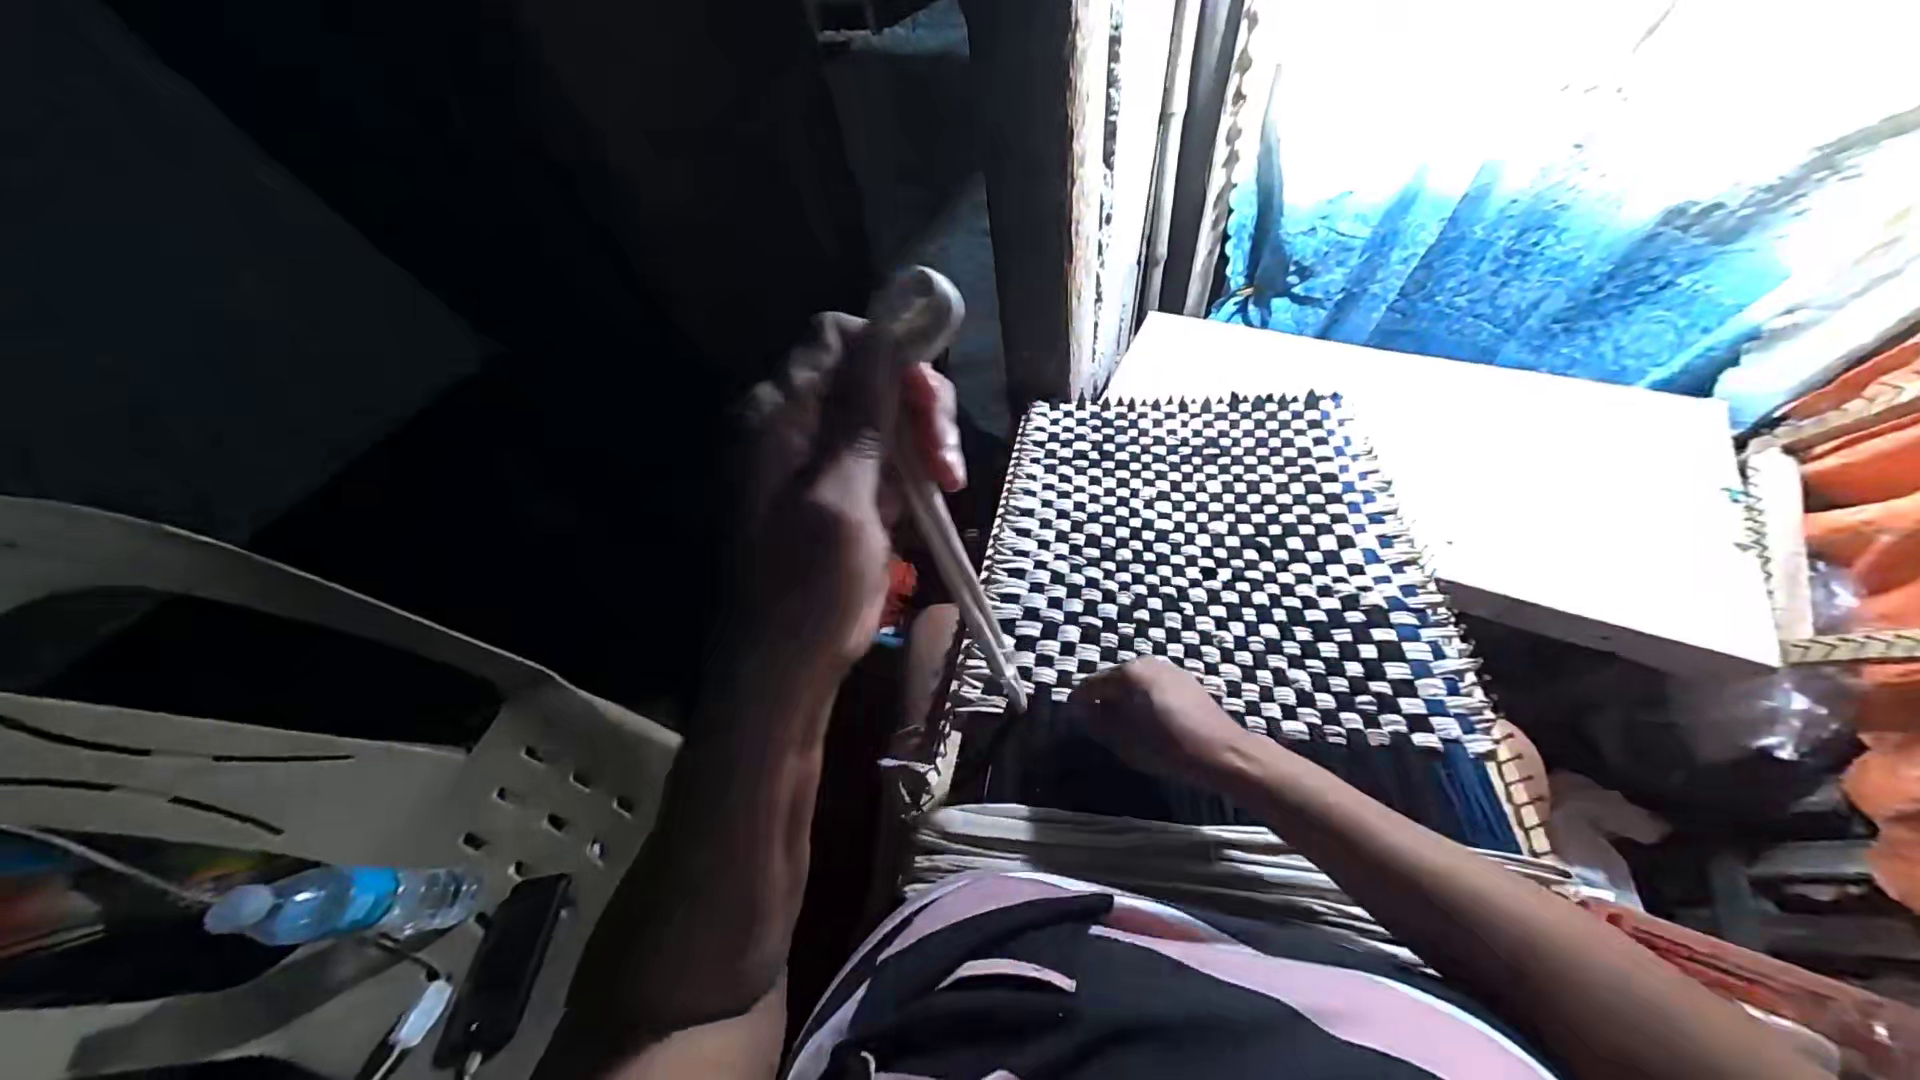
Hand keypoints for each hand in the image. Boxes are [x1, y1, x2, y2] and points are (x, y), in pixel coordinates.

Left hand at [727, 312, 964, 675]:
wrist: (788, 664)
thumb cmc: (810, 586)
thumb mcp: (842, 495)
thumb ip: (861, 412)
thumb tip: (883, 329)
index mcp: (780, 415)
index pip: (838, 339)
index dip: (890, 349)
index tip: (931, 395)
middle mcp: (796, 426)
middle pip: (872, 376)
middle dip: (920, 409)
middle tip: (948, 464)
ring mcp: (820, 460)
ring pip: (888, 419)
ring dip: (924, 446)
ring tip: (947, 487)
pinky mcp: (843, 491)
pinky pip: (887, 460)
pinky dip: (913, 477)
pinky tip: (927, 506)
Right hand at [1069, 657, 1260, 787]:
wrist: (1224, 753)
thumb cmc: (1169, 747)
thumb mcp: (1124, 740)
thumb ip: (1097, 722)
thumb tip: (1082, 712)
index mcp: (1130, 672)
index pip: (1091, 684)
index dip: (1078, 702)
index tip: (1070, 718)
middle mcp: (1148, 662)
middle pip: (1113, 679)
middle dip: (1101, 698)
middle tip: (1093, 723)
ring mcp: (1169, 669)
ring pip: (1134, 682)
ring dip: (1122, 699)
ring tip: (1118, 723)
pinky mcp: (1185, 681)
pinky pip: (1152, 686)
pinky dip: (1142, 698)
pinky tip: (1144, 720)